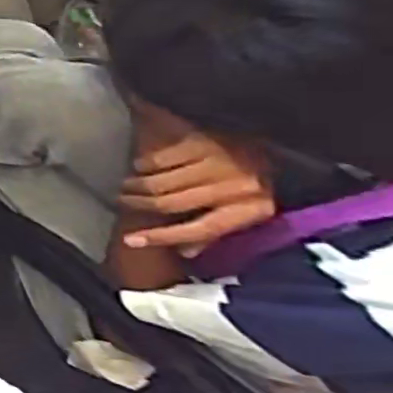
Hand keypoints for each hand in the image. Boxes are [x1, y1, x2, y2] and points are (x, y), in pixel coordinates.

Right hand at [118, 132, 275, 255]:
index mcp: (253, 209)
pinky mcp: (199, 143)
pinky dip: (142, 164)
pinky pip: (156, 159)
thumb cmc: (250, 184)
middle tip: (121, 202)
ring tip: (126, 186)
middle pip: (171, 203)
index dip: (164, 236)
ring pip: (158, 182)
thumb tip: (182, 252)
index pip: (202, 229)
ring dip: (135, 185)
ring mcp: (217, 163)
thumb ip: (215, 231)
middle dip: (139, 204)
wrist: (271, 141)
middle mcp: (237, 187)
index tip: (130, 241)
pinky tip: (139, 166)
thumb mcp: (243, 211)